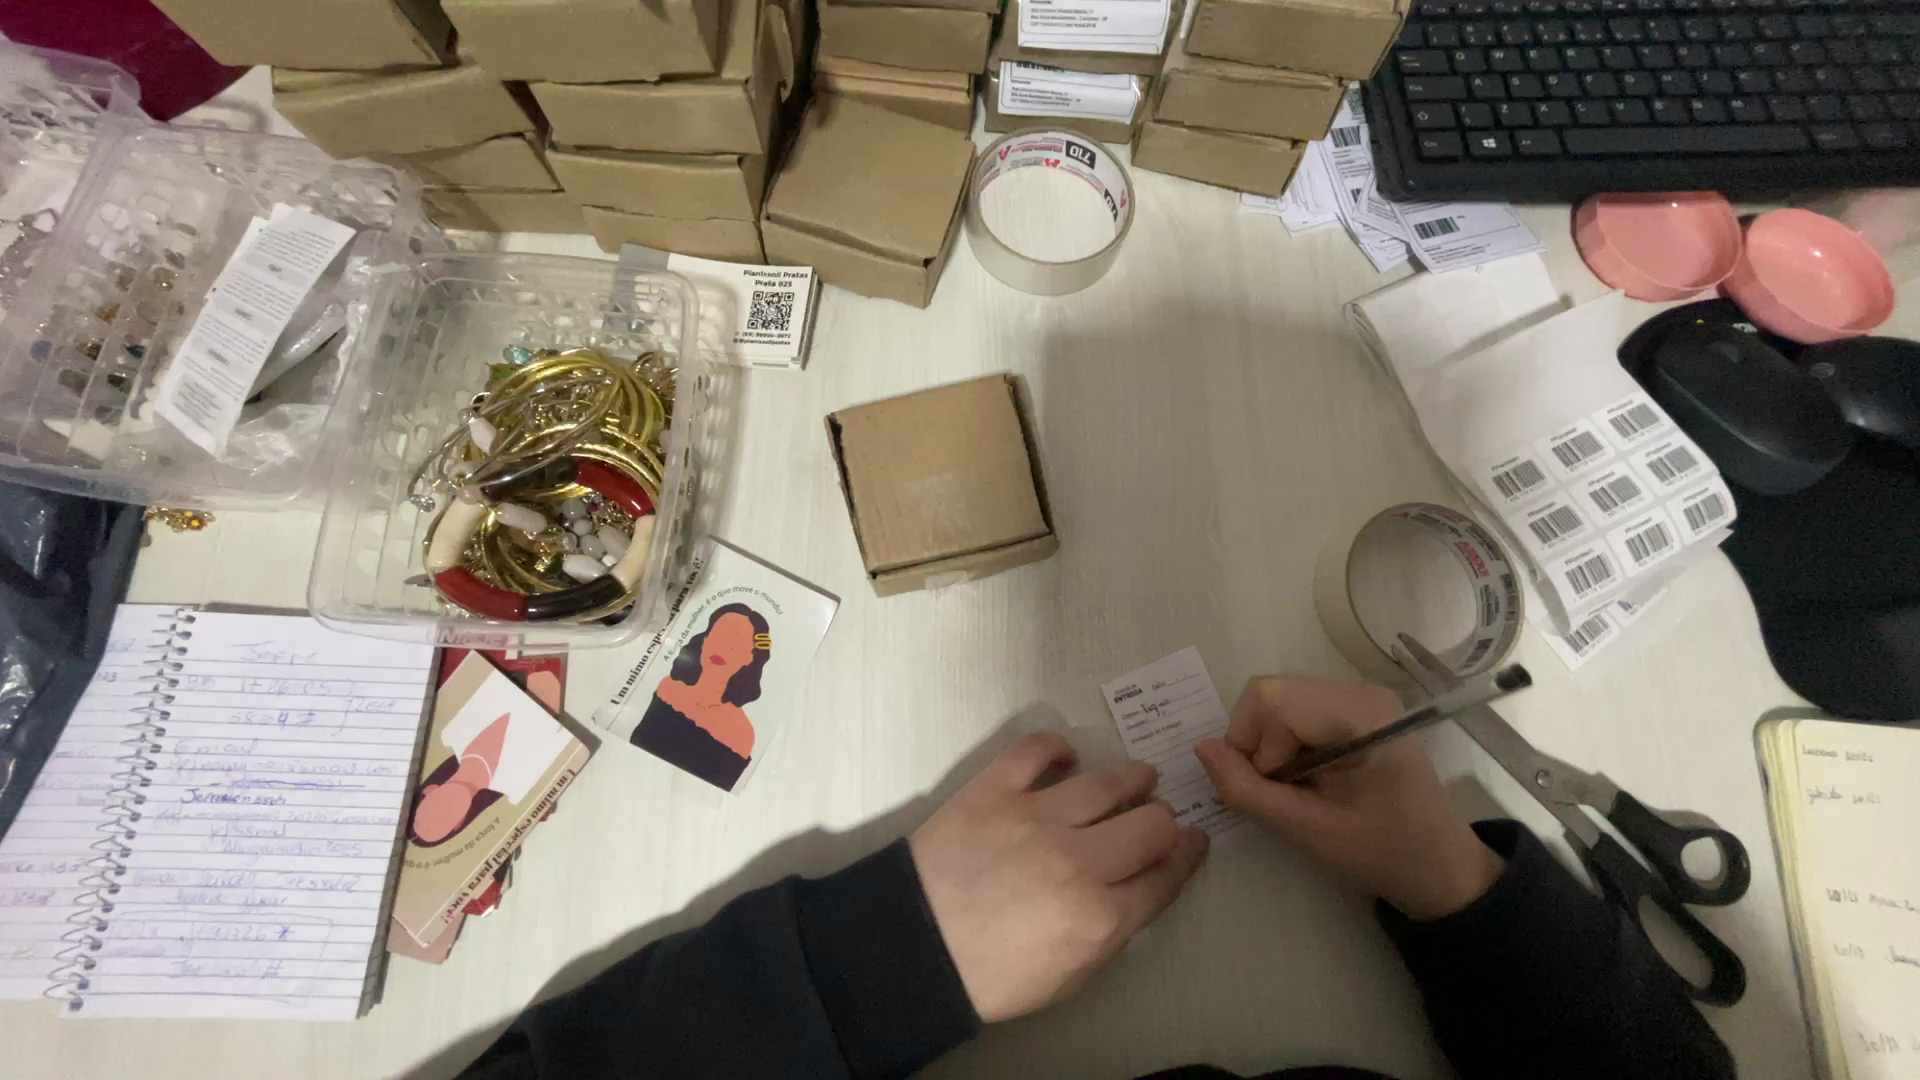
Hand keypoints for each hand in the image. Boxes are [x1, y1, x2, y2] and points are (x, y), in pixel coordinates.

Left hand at [909, 733, 1209, 1023]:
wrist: (914, 943)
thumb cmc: (991, 972)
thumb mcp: (1068, 976)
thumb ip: (1112, 930)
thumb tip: (1139, 886)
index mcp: (1098, 917)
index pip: (1164, 876)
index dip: (1186, 856)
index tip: (1193, 839)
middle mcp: (1077, 860)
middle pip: (1149, 824)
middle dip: (1163, 820)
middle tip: (1157, 815)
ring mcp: (1035, 817)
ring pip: (1106, 782)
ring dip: (1133, 777)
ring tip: (1140, 775)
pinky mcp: (994, 788)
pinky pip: (1035, 749)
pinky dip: (1057, 747)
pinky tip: (1067, 755)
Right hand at [1193, 675, 1501, 920]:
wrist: (1440, 868)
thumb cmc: (1380, 853)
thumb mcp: (1306, 831)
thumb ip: (1246, 789)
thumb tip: (1200, 748)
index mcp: (1361, 715)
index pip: (1270, 698)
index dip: (1254, 744)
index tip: (1277, 788)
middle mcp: (1359, 690)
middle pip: (1269, 692)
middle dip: (1256, 740)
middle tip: (1280, 785)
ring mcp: (1356, 693)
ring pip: (1274, 696)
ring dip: (1266, 739)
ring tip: (1293, 780)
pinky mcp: (1351, 704)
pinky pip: (1289, 704)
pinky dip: (1279, 736)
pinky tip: (1303, 769)